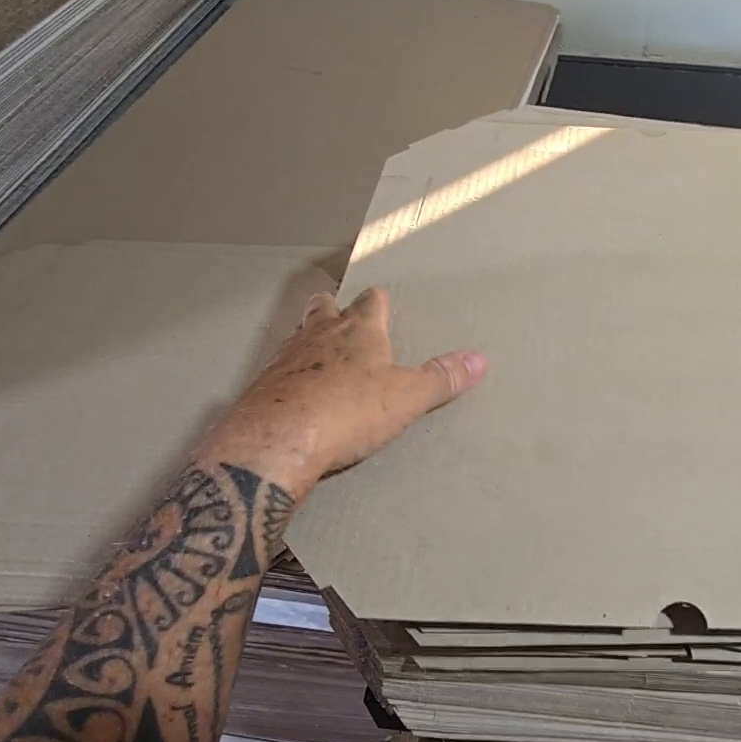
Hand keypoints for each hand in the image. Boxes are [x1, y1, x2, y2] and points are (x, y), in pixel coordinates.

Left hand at [199, 287, 484, 503]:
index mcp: (358, 332)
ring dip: (308, 340)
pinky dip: (288, 376)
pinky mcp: (261, 389)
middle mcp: (318, 337)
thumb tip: (479, 360)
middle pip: (323, 308)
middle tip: (339, 313)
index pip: (370, 302)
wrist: (274, 443)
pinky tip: (296, 394)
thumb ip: (441, 379)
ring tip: (319, 353)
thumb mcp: (406, 398)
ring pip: (297, 337)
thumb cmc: (345, 411)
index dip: (377, 300)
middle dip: (332, 308)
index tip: (382, 298)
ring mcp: (285, 360)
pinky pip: (278, 373)